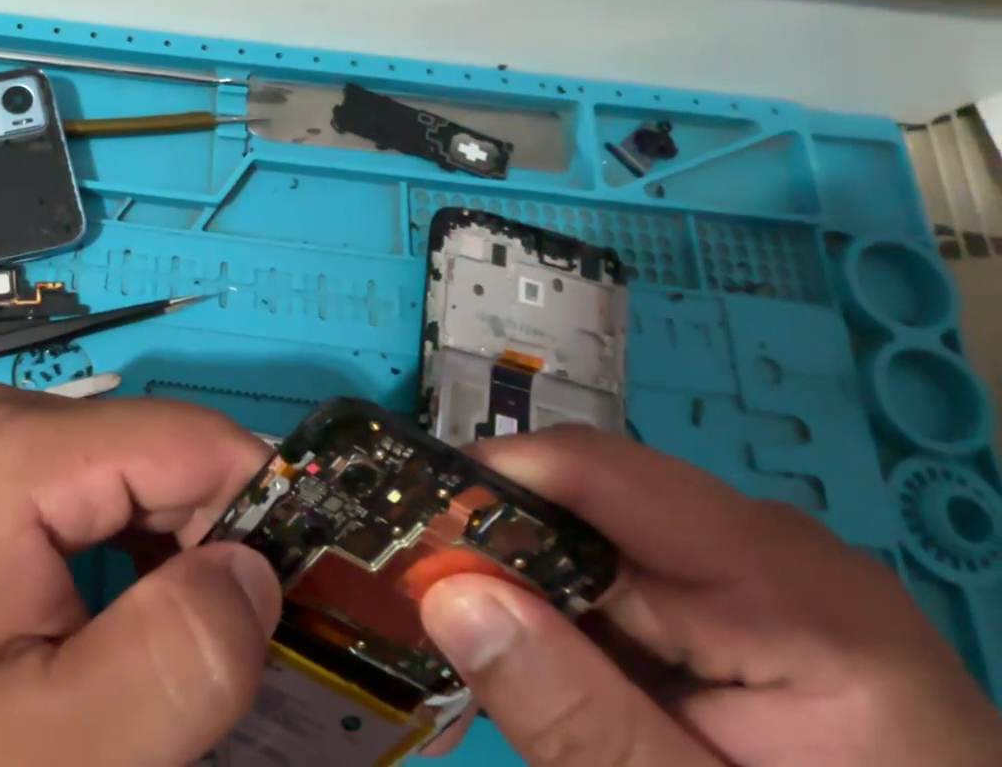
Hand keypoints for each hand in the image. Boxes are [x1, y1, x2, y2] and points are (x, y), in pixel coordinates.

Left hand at [0, 385, 282, 764]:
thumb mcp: (61, 742)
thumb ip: (180, 657)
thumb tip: (259, 575)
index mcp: (27, 456)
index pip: (200, 443)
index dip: (268, 516)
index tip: (302, 612)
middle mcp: (15, 424)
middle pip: (172, 460)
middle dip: (223, 551)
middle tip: (230, 662)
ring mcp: (0, 447)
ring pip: (143, 483)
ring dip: (182, 564)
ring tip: (171, 660)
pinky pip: (100, 500)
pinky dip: (137, 561)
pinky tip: (122, 634)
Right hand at [418, 425, 1001, 765]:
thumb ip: (578, 718)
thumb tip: (446, 594)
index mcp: (793, 586)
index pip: (593, 471)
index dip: (482, 484)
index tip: (397, 533)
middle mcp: (774, 546)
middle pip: (580, 495)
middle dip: (489, 542)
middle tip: (415, 607)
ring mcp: (761, 570)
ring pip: (588, 533)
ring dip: (517, 580)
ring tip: (470, 646)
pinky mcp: (742, 599)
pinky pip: (618, 572)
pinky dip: (559, 607)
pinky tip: (539, 659)